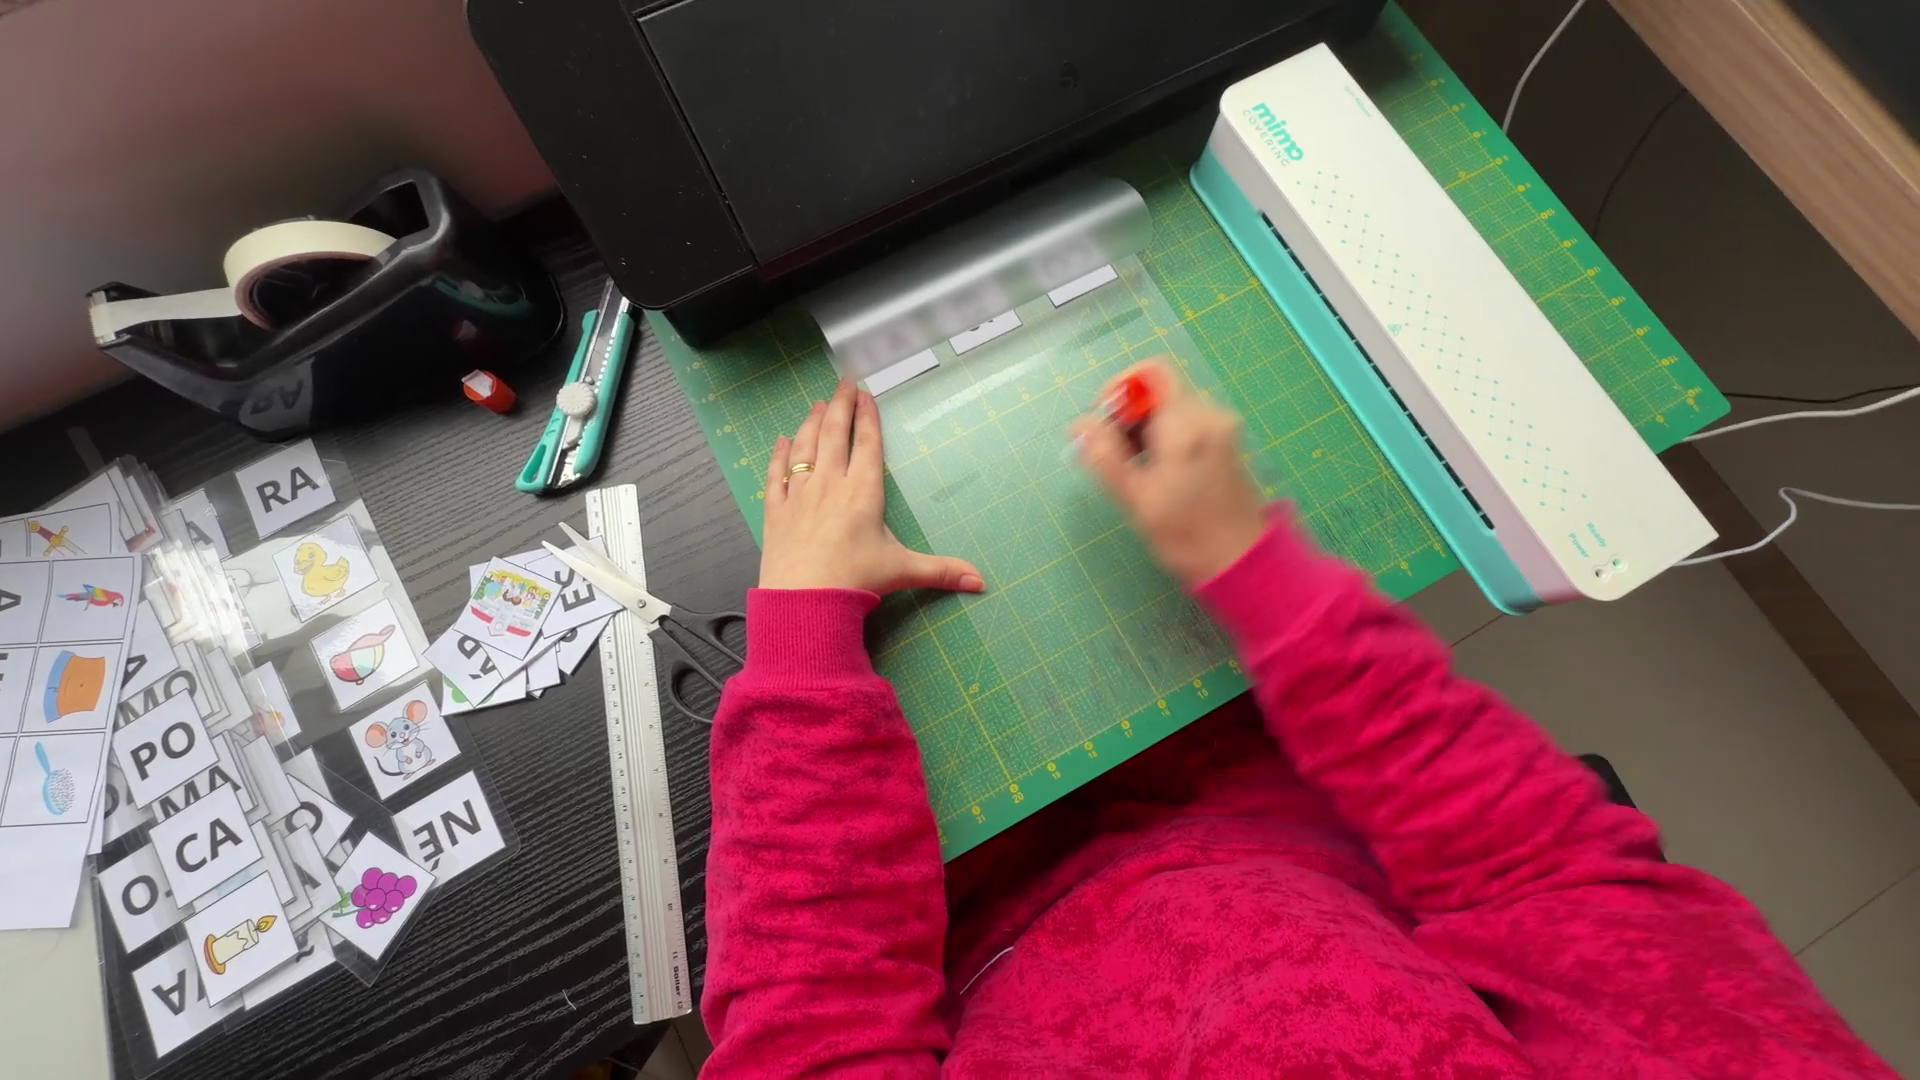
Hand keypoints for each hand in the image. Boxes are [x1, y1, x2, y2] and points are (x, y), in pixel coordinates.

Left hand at [761, 379, 986, 594]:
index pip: (866, 443)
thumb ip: (942, 571)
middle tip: (842, 382)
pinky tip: (780, 441)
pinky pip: (776, 475)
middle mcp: (830, 484)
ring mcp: (799, 495)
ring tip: (817, 405)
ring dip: (811, 423)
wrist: (804, 601)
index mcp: (863, 491)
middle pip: (834, 434)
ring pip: (804, 448)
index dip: (867, 416)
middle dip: (840, 405)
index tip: (865, 393)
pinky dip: (778, 455)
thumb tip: (981, 581)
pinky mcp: (776, 512)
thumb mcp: (903, 572)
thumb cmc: (856, 581)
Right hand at [1073, 360, 1266, 584]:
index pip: (1151, 373)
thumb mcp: (1136, 498)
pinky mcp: (1226, 442)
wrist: (1243, 562)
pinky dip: (1165, 436)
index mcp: (1186, 426)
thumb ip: (1105, 456)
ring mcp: (1222, 427)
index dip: (1120, 389)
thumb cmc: (1186, 536)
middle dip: (1129, 415)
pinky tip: (1156, 470)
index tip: (1104, 423)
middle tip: (1114, 455)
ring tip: (1134, 468)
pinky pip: (1187, 422)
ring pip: (1172, 406)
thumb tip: (1079, 425)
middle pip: (1159, 390)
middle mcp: (1209, 416)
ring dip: (1145, 428)